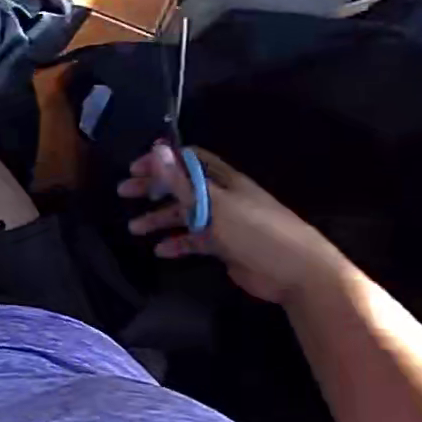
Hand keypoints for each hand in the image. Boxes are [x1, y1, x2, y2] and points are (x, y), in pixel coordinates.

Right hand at [119, 143, 347, 304]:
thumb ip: (182, 181)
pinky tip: (160, 251)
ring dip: (160, 219)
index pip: (188, 161)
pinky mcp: (225, 247)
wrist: (297, 272)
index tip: (135, 169)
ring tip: (134, 229)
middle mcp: (222, 197)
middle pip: (182, 187)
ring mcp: (224, 222)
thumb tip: (157, 149)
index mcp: (224, 180)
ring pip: (185, 216)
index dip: (162, 161)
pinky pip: (195, 241)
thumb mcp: (214, 204)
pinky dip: (177, 244)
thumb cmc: (256, 231)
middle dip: (154, 189)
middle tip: (124, 193)